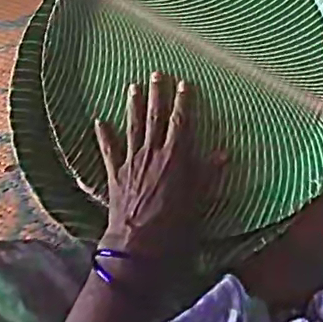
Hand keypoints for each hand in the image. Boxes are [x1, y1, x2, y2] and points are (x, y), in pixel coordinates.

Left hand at [95, 73, 200, 261]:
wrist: (138, 248)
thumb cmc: (174, 228)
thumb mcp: (198, 202)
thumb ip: (207, 175)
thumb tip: (223, 154)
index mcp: (175, 158)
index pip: (180, 123)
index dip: (183, 102)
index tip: (184, 83)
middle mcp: (152, 154)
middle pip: (155, 118)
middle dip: (157, 95)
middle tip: (157, 73)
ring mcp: (131, 162)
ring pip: (133, 127)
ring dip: (133, 106)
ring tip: (132, 86)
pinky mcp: (115, 175)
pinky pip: (108, 151)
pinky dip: (104, 136)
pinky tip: (99, 121)